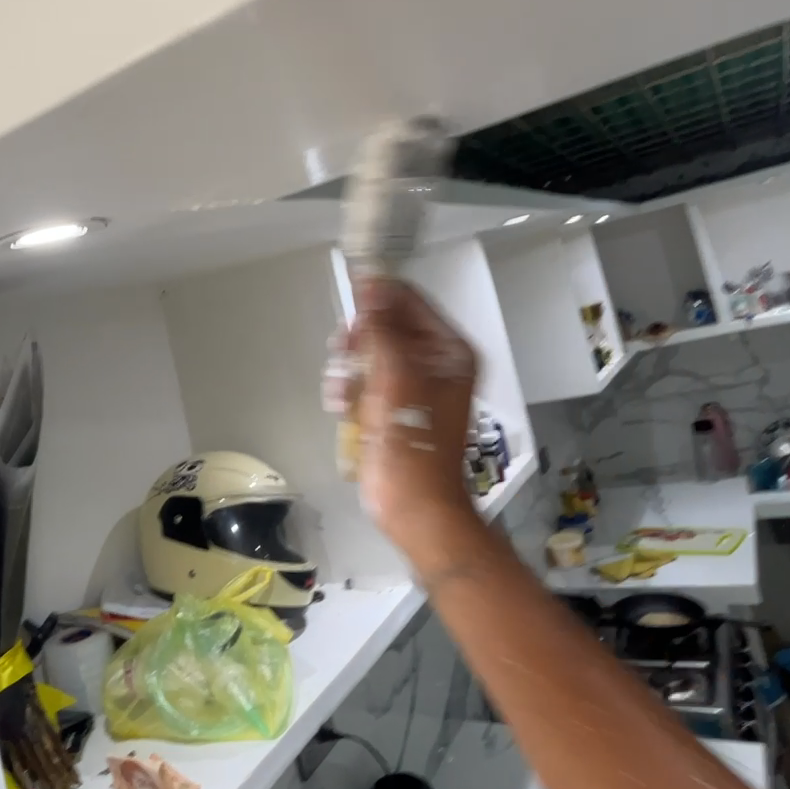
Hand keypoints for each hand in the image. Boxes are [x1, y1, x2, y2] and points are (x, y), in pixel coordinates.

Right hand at [343, 278, 480, 545]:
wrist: (413, 505)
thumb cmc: (411, 444)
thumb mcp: (395, 376)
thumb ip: (381, 327)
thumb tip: (370, 283)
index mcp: (448, 351)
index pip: (409, 301)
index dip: (377, 295)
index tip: (347, 298)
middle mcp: (433, 362)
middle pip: (385, 326)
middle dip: (358, 341)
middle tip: (342, 354)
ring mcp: (412, 386)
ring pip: (368, 354)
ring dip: (348, 369)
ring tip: (341, 394)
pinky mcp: (391, 408)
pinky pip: (363, 382)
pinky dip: (349, 391)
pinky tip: (343, 407)